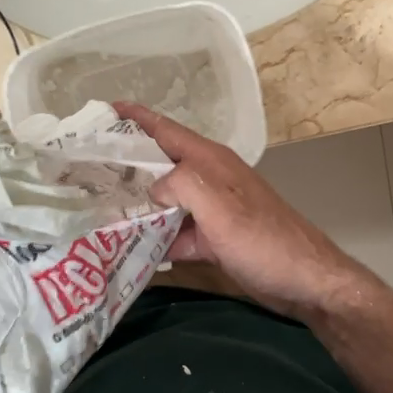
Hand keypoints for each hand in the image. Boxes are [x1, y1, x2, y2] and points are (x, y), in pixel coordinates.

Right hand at [115, 103, 370, 320]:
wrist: (306, 282)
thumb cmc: (264, 240)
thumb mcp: (219, 206)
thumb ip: (180, 186)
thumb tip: (151, 191)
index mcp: (211, 161)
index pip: (166, 129)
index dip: (135, 117)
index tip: (103, 110)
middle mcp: (210, 179)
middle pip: (160, 164)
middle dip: (125, 164)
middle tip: (85, 168)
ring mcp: (213, 211)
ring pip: (165, 201)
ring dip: (136, 205)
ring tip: (96, 208)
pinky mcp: (215, 239)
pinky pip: (176, 232)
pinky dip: (155, 239)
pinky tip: (130, 249)